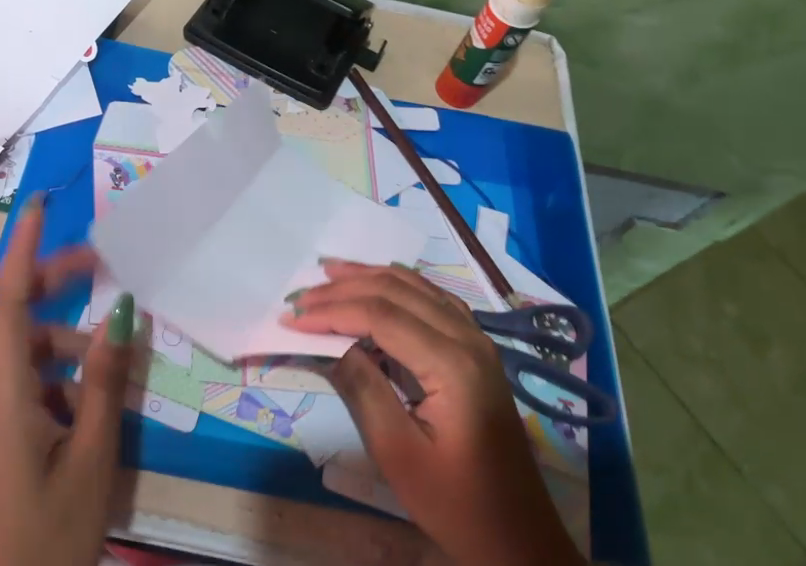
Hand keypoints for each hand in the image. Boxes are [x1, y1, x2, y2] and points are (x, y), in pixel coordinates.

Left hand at [0, 194, 137, 565]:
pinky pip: (28, 376)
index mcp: (2, 387)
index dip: (23, 246)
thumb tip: (121, 311)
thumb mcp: (92, 451)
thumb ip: (105, 378)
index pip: (7, 296)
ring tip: (115, 363)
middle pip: (16, 311)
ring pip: (27, 345)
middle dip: (56, 282)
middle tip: (103, 264)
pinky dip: (61, 370)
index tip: (41, 203)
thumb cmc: (54, 524)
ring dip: (69, 340)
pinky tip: (95, 398)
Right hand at [285, 262, 583, 565]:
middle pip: (398, 291)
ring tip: (328, 272)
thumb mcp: (397, 451)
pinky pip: (432, 300)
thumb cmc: (453, 501)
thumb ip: (362, 387)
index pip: (381, 315)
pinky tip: (375, 286)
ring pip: (417, 287)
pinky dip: (397, 287)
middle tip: (300, 295)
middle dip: (345, 288)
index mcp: (452, 363)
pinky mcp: (476, 350)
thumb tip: (324, 343)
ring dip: (370, 277)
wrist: (515, 534)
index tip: (290, 318)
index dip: (332, 311)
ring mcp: (477, 340)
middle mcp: (469, 338)